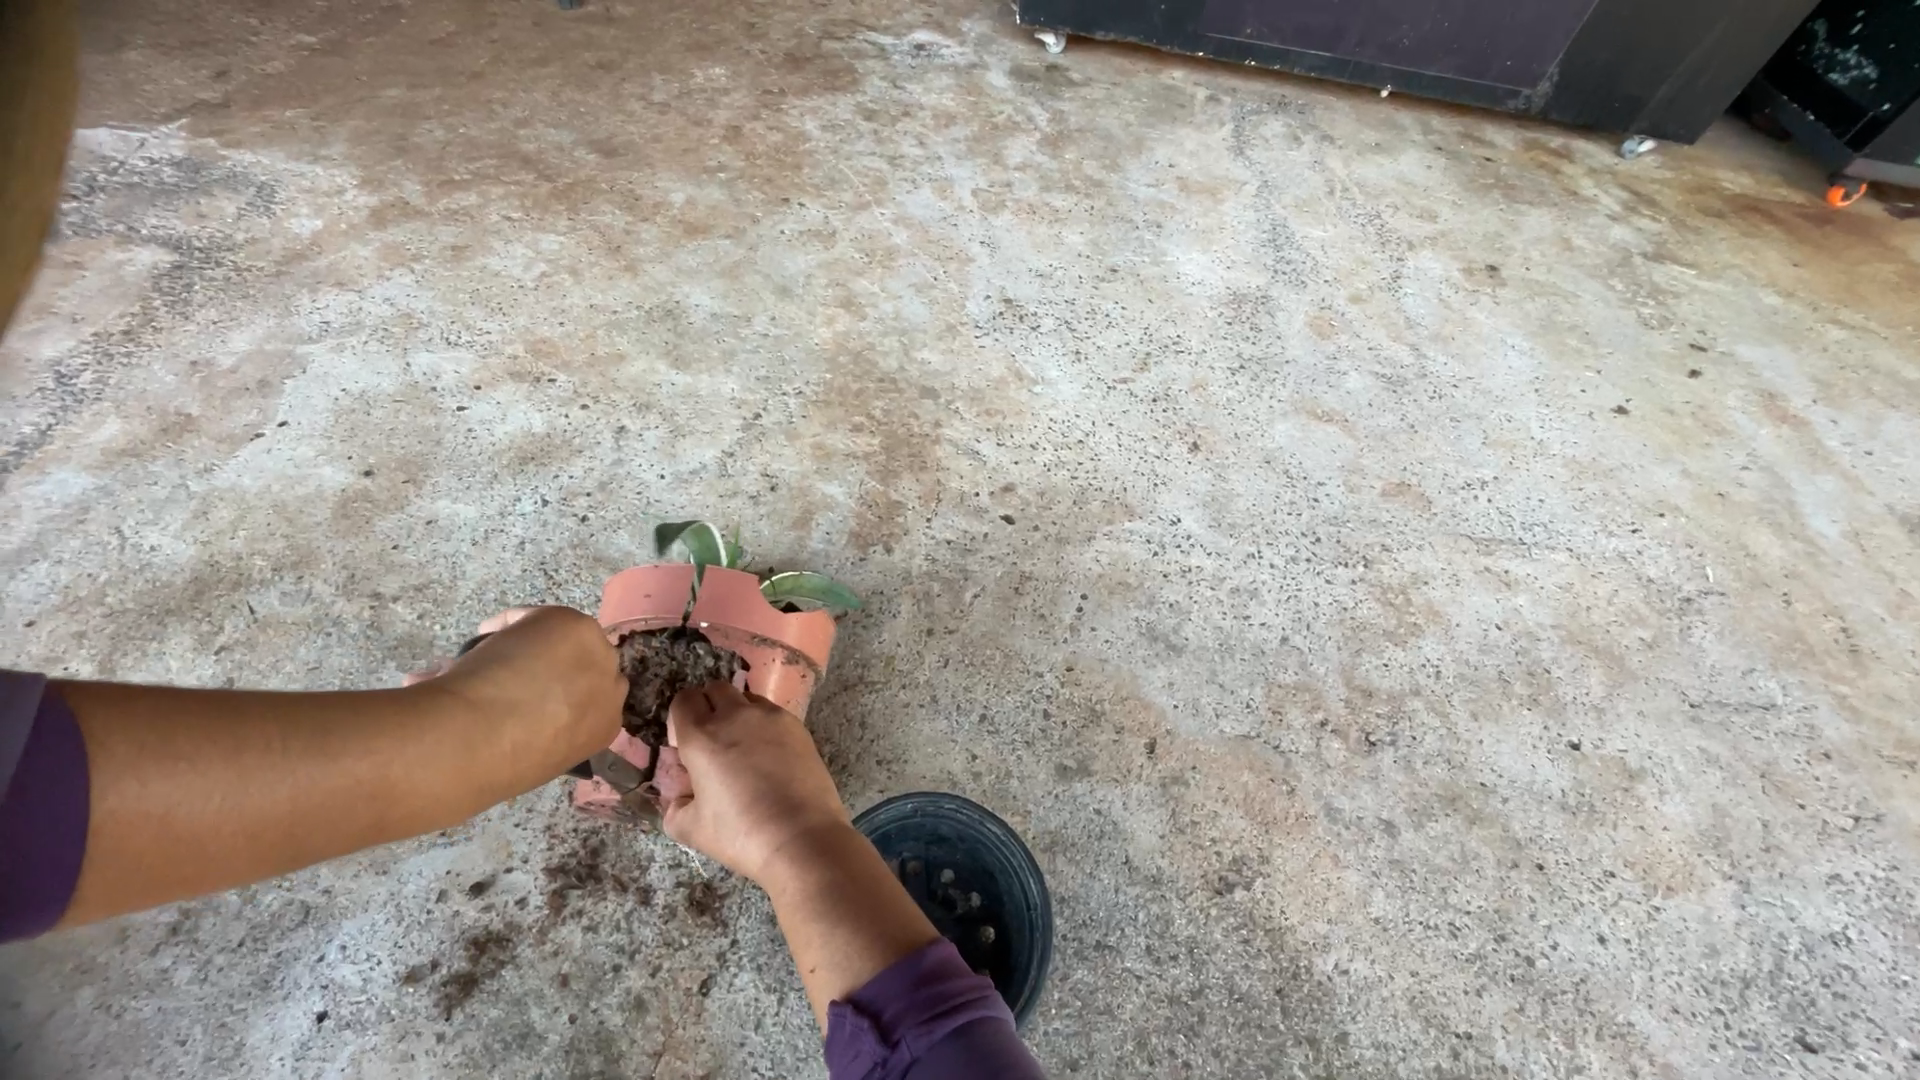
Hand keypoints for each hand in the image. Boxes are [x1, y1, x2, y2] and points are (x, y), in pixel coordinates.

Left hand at [415, 606, 625, 781]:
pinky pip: (539, 617)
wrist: (482, 736)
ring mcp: (596, 652)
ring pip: (570, 638)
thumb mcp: (540, 757)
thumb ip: (552, 733)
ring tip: (500, 657)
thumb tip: (530, 719)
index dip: (569, 692)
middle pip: (594, 664)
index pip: (600, 699)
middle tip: (524, 673)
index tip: (538, 696)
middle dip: (564, 666)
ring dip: (541, 644)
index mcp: (606, 726)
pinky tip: (486, 637)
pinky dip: (511, 623)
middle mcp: (612, 686)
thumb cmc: (501, 763)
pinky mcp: (573, 624)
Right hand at [658, 681, 852, 884]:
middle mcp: (736, 715)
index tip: (685, 737)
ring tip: (743, 744)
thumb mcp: (690, 828)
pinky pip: (773, 713)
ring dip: (739, 711)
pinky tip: (770, 753)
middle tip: (712, 737)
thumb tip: (680, 797)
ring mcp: (771, 717)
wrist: (801, 835)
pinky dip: (764, 724)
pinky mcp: (798, 726)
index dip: (682, 714)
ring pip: (747, 698)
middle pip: (716, 689)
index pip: (684, 700)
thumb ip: (675, 806)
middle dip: (709, 704)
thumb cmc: (741, 833)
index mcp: (702, 736)